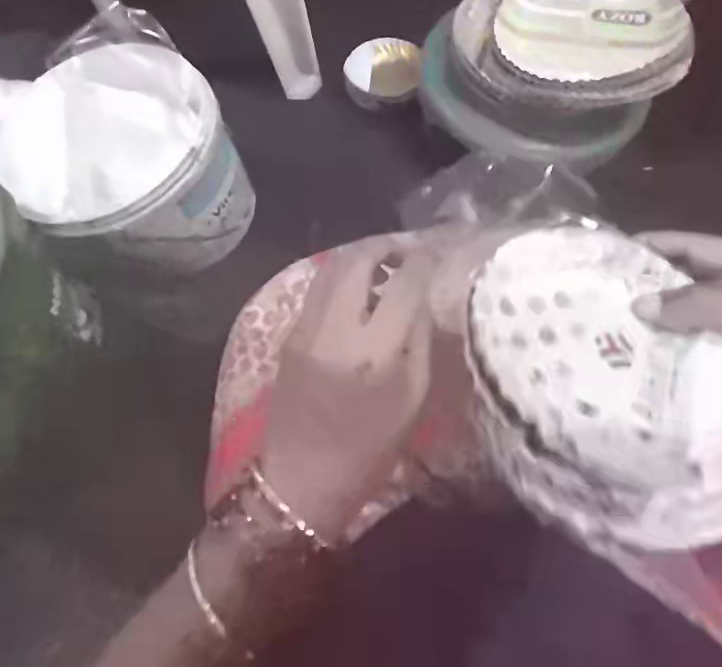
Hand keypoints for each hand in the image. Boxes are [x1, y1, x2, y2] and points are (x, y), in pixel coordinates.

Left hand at [259, 233, 435, 540]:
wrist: (301, 477)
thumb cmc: (369, 449)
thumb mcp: (413, 398)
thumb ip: (418, 339)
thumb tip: (419, 295)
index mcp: (374, 352)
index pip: (402, 283)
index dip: (420, 261)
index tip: (433, 254)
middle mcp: (336, 328)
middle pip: (358, 260)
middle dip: (384, 245)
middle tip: (405, 249)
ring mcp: (306, 326)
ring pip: (332, 267)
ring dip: (359, 256)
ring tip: (383, 262)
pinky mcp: (289, 332)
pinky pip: (318, 289)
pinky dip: (340, 277)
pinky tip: (357, 289)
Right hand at [632, 231, 721, 478]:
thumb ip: (696, 304)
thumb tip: (636, 303)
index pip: (692, 245)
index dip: (652, 244)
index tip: (608, 252)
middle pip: (684, 281)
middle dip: (645, 285)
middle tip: (598, 292)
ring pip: (685, 318)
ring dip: (653, 321)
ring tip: (608, 325)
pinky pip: (693, 349)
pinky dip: (667, 350)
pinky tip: (637, 355)